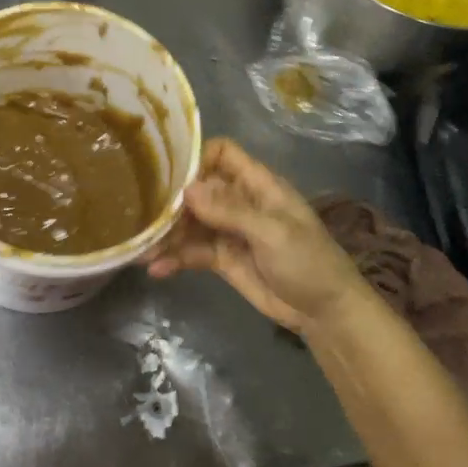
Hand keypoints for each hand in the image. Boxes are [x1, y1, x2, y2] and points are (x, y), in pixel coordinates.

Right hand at [148, 138, 371, 332]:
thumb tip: (187, 189)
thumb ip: (230, 210)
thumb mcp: (273, 232)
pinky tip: (155, 268)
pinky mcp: (220, 258)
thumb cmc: (309, 262)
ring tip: (142, 248)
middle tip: (143, 215)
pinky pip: (190, 251)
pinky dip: (173, 258)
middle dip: (170, 201)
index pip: (221, 154)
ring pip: (189, 223)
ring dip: (166, 234)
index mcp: (256, 185)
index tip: (169, 173)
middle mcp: (238, 202)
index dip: (196, 157)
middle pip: (196, 189)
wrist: (325, 313)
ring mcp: (227, 231)